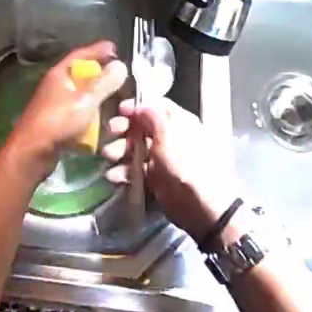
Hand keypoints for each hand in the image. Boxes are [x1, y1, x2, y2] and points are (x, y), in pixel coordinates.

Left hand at [4, 41, 127, 176]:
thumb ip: (104, 83)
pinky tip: (102, 118)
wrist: (32, 153)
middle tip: (119, 76)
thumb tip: (120, 65)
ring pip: (81, 93)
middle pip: (82, 74)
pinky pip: (79, 110)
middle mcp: (56, 85)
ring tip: (115, 97)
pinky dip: (90, 112)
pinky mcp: (57, 121)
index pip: (81, 54)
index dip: (98, 50)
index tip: (115, 48)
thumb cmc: (58, 122)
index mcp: (60, 74)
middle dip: (101, 74)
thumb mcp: (86, 101)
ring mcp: (55, 103)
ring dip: (97, 96)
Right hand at [102, 97, 239, 236]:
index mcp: (179, 122)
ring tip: (109, 156)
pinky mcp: (156, 180)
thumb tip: (140, 105)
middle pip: (142, 127)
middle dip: (124, 129)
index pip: (155, 106)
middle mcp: (170, 138)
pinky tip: (114, 176)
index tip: (120, 110)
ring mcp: (162, 160)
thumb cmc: (185, 163)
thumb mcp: (168, 134)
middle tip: (111, 131)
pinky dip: (124, 173)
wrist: (201, 206)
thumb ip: (152, 116)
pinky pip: (136, 172)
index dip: (137, 106)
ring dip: (120, 152)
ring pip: (135, 150)